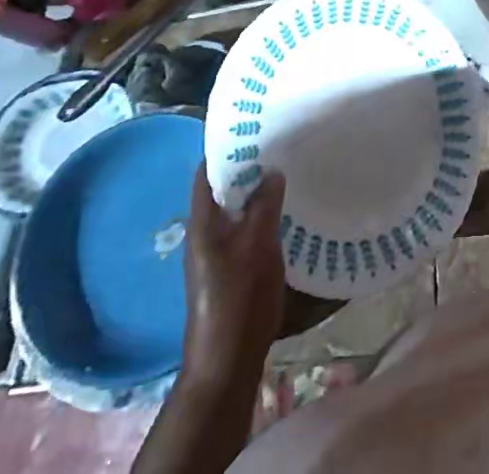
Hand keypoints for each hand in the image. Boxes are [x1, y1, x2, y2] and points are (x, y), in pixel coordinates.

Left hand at [182, 166, 285, 379]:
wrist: (226, 360)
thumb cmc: (239, 298)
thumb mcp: (257, 246)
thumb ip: (264, 206)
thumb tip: (271, 171)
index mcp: (203, 221)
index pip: (206, 171)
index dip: (225, 148)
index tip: (254, 130)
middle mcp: (204, 232)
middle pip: (221, 189)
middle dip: (246, 168)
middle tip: (278, 148)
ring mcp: (215, 251)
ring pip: (234, 210)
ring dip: (254, 193)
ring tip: (285, 174)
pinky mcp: (228, 268)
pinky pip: (243, 229)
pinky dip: (259, 215)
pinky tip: (284, 215)